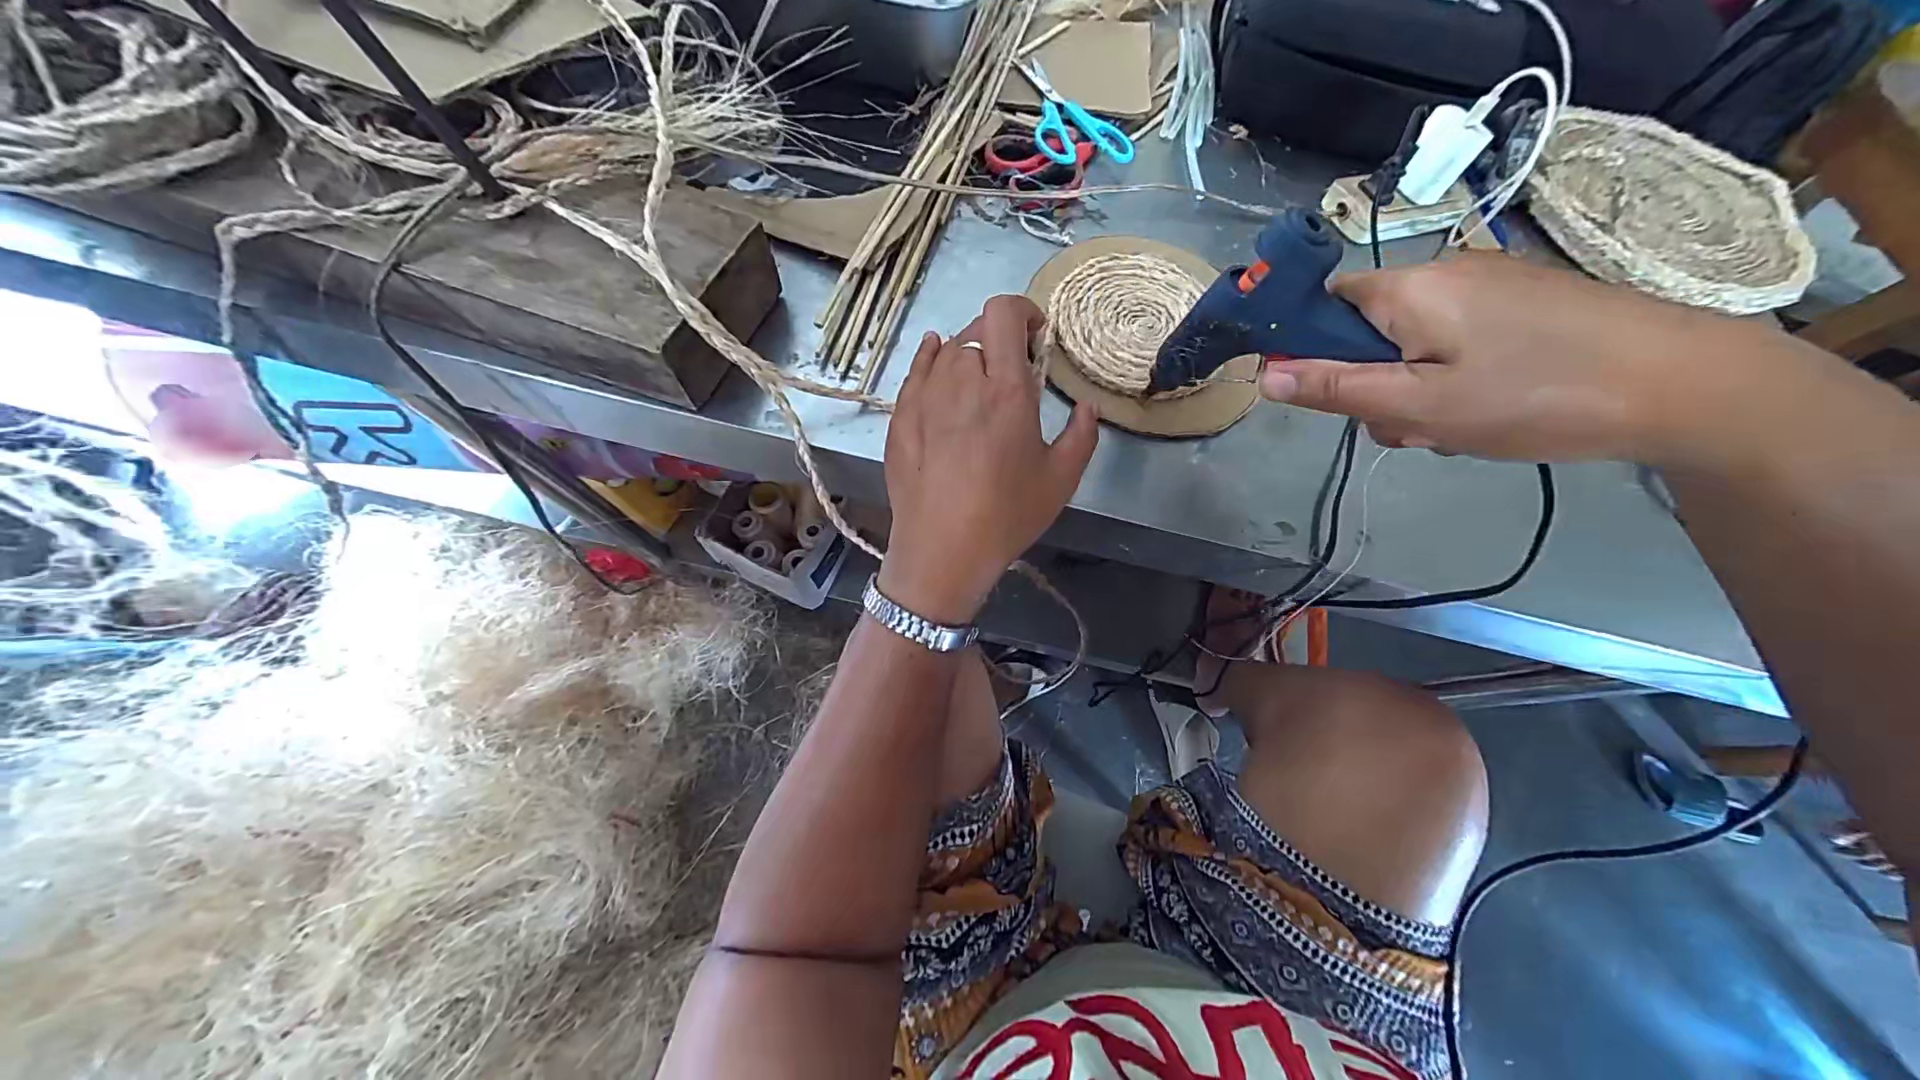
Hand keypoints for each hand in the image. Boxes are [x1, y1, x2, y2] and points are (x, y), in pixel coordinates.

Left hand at [878, 295, 1098, 623]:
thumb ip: (1082, 434)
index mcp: (1006, 391)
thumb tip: (1086, 406)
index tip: (1036, 336)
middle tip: (1013, 371)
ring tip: (979, 381)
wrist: (941, 551)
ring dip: (968, 354)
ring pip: (946, 350)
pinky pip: (916, 371)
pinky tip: (939, 368)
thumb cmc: (1006, 516)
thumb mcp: (1061, 480)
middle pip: (976, 330)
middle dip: (1000, 340)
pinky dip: (931, 361)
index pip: (1004, 314)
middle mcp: (961, 382)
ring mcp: (924, 397)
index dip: (1023, 311)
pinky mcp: (900, 417)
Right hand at [1258, 253, 1795, 464]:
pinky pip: (1455, 341)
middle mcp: (1446, 272)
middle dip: (1371, 382)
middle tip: (1406, 424)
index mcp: (1410, 287)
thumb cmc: (1536, 394)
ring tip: (1451, 426)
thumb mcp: (1419, 404)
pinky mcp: (1525, 304)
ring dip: (1412, 389)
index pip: (1324, 303)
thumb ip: (1336, 389)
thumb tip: (1264, 374)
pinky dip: (1451, 378)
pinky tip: (1484, 408)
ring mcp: (1491, 286)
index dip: (1310, 348)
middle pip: (1368, 329)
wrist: (1687, 385)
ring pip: (1412, 342)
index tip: (1328, 395)